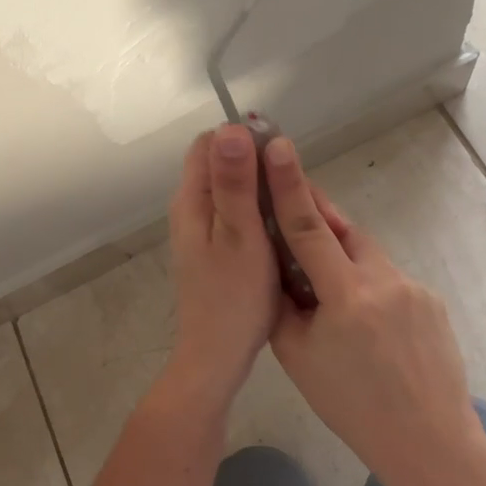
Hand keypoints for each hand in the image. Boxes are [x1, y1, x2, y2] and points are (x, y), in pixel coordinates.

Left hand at [163, 124, 280, 404]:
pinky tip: (283, 234)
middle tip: (294, 189)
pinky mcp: (214, 252)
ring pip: (233, 192)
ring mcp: (201, 232)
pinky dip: (259, 216)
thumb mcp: (240, 233)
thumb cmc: (233, 296)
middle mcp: (190, 209)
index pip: (210, 142)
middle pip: (222, 165)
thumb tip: (232, 127)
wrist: (216, 357)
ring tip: (294, 210)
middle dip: (257, 165)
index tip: (280, 156)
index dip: (245, 138)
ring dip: (262, 192)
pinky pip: (238, 216)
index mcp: (192, 199)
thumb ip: (234, 182)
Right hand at [259, 137, 484, 485]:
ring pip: (367, 256)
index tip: (278, 146)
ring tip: (326, 288)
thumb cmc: (352, 407)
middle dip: (316, 215)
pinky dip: (367, 286)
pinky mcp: (433, 302)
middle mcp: (384, 281)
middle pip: (343, 231)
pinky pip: (389, 280)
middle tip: (291, 202)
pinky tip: (364, 322)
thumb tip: (273, 268)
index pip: (308, 228)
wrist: (431, 444)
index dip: (288, 185)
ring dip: (341, 258)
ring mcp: (415, 290)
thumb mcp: (298, 358)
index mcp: (346, 297)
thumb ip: (282, 305)